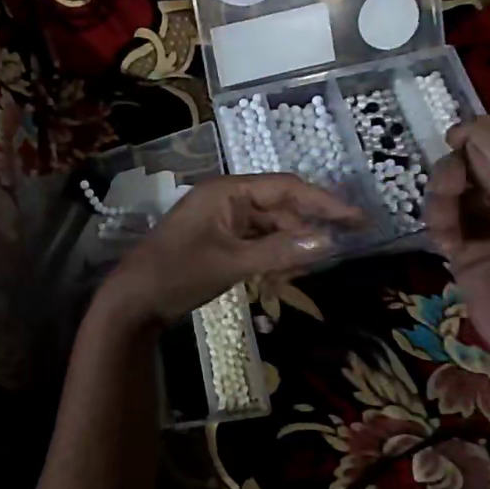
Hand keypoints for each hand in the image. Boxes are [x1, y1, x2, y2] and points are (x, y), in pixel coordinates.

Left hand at [99, 174, 361, 327]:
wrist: (133, 301)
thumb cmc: (177, 274)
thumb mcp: (231, 263)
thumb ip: (279, 252)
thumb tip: (329, 242)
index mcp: (225, 192)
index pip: (284, 187)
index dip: (323, 202)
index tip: (356, 219)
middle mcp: (224, 200)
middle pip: (279, 207)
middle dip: (308, 227)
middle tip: (344, 247)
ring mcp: (219, 222)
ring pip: (268, 227)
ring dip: (290, 245)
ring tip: (314, 266)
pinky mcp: (216, 244)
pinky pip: (253, 243)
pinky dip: (271, 256)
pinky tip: (286, 273)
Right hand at [425, 115, 489, 382]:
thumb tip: (473, 137)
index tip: (457, 136)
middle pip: (484, 162)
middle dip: (462, 164)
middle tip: (449, 181)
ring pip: (460, 192)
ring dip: (445, 192)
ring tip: (443, 210)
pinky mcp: (469, 257)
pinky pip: (445, 225)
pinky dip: (438, 222)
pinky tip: (442, 236)